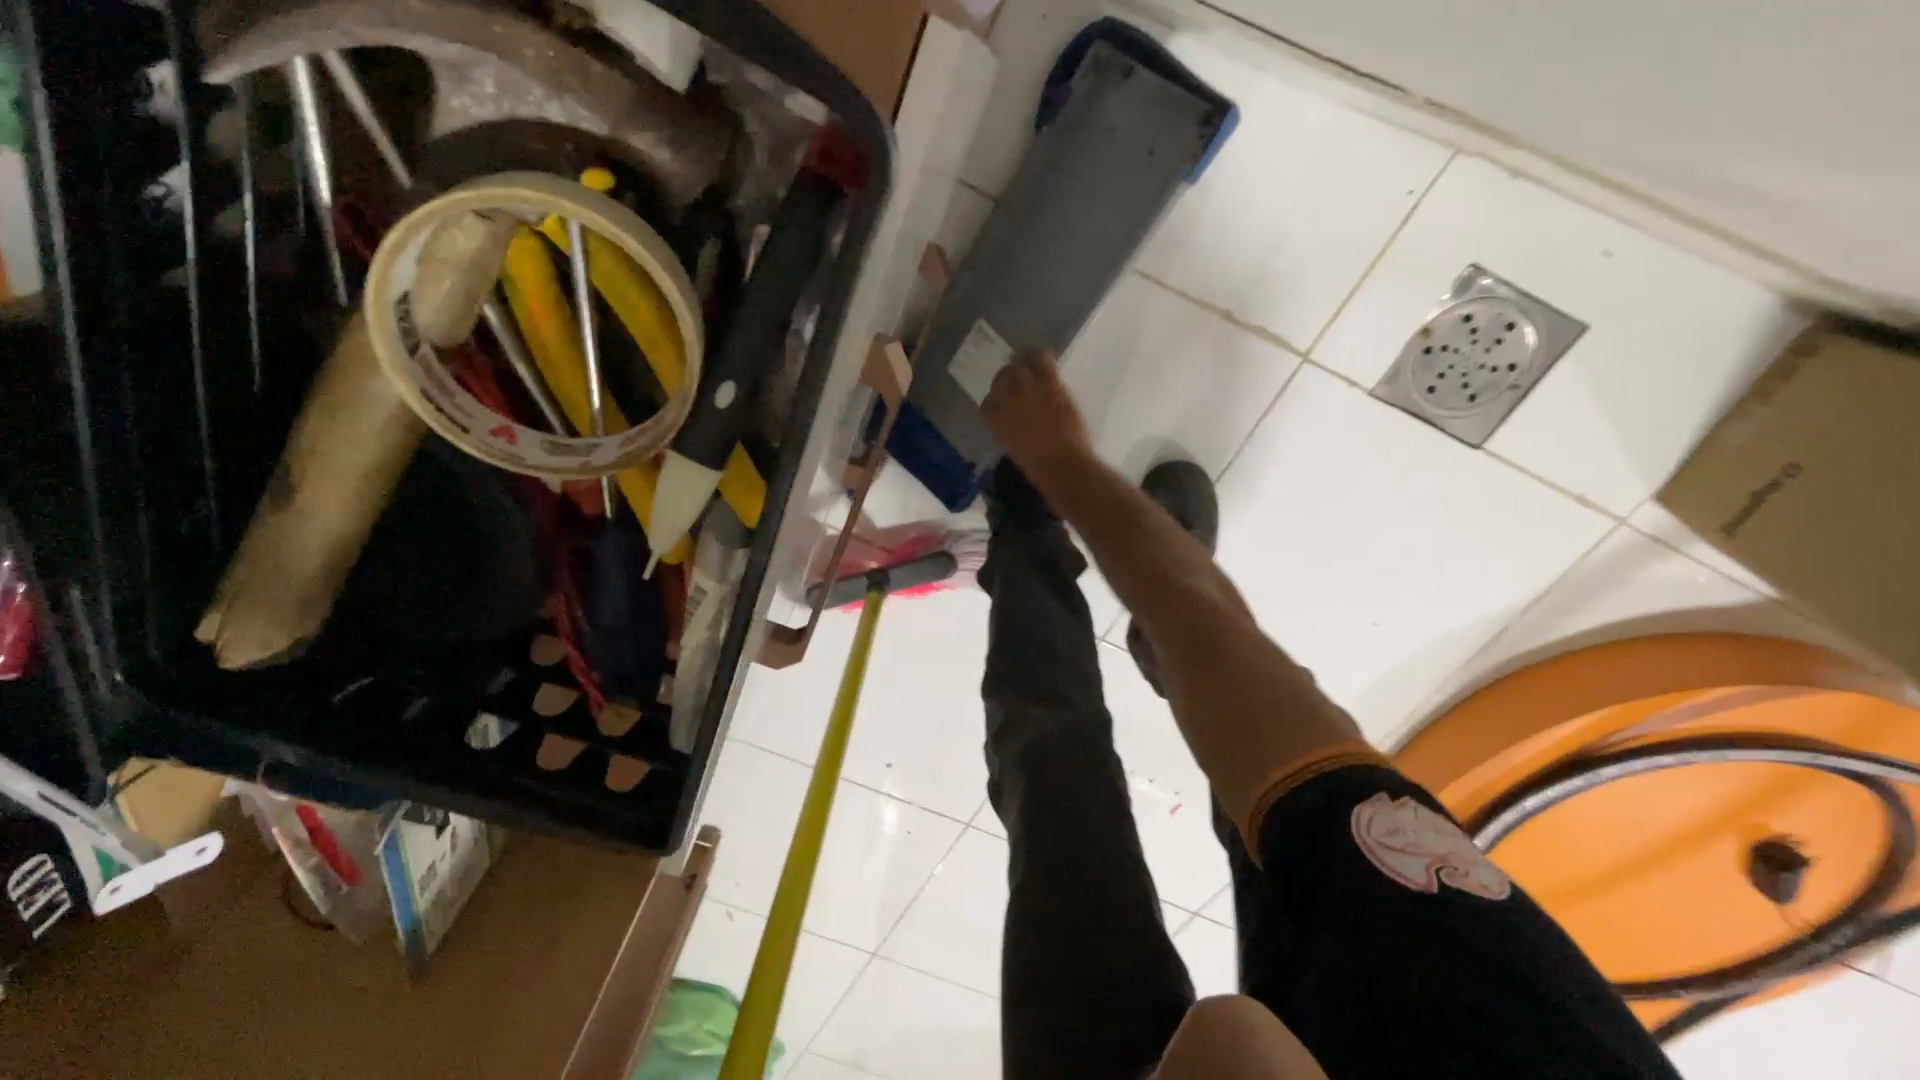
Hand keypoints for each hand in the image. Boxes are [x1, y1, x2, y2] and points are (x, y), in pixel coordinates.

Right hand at [982, 350, 1094, 482]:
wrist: (1064, 466)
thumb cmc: (1040, 469)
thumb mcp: (1016, 451)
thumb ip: (1011, 434)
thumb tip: (1015, 426)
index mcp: (997, 423)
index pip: (987, 403)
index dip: (994, 400)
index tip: (1000, 400)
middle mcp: (1008, 403)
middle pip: (999, 380)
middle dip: (1004, 377)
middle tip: (1012, 375)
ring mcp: (1028, 393)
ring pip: (1017, 368)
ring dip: (1019, 363)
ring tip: (1023, 359)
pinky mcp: (1051, 386)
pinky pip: (1041, 362)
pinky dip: (1038, 355)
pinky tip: (1039, 355)